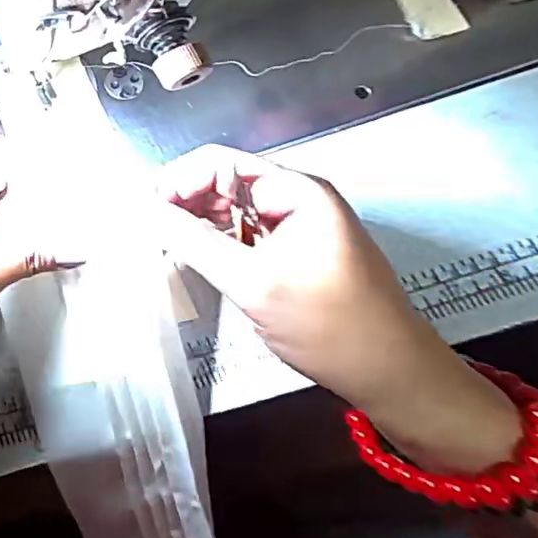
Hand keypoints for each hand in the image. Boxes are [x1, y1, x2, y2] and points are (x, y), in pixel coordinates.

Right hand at [149, 145, 521, 472]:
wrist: (393, 375)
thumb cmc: (332, 327)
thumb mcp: (254, 283)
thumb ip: (195, 241)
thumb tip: (147, 210)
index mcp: (296, 190)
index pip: (219, 162)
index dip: (177, 181)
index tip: (144, 211)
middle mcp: (297, 198)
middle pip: (225, 181)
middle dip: (184, 201)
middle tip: (150, 232)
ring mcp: (297, 224)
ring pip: (233, 209)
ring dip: (198, 222)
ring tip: (167, 245)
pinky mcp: (294, 251)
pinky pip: (246, 233)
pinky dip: (218, 241)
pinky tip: (197, 257)